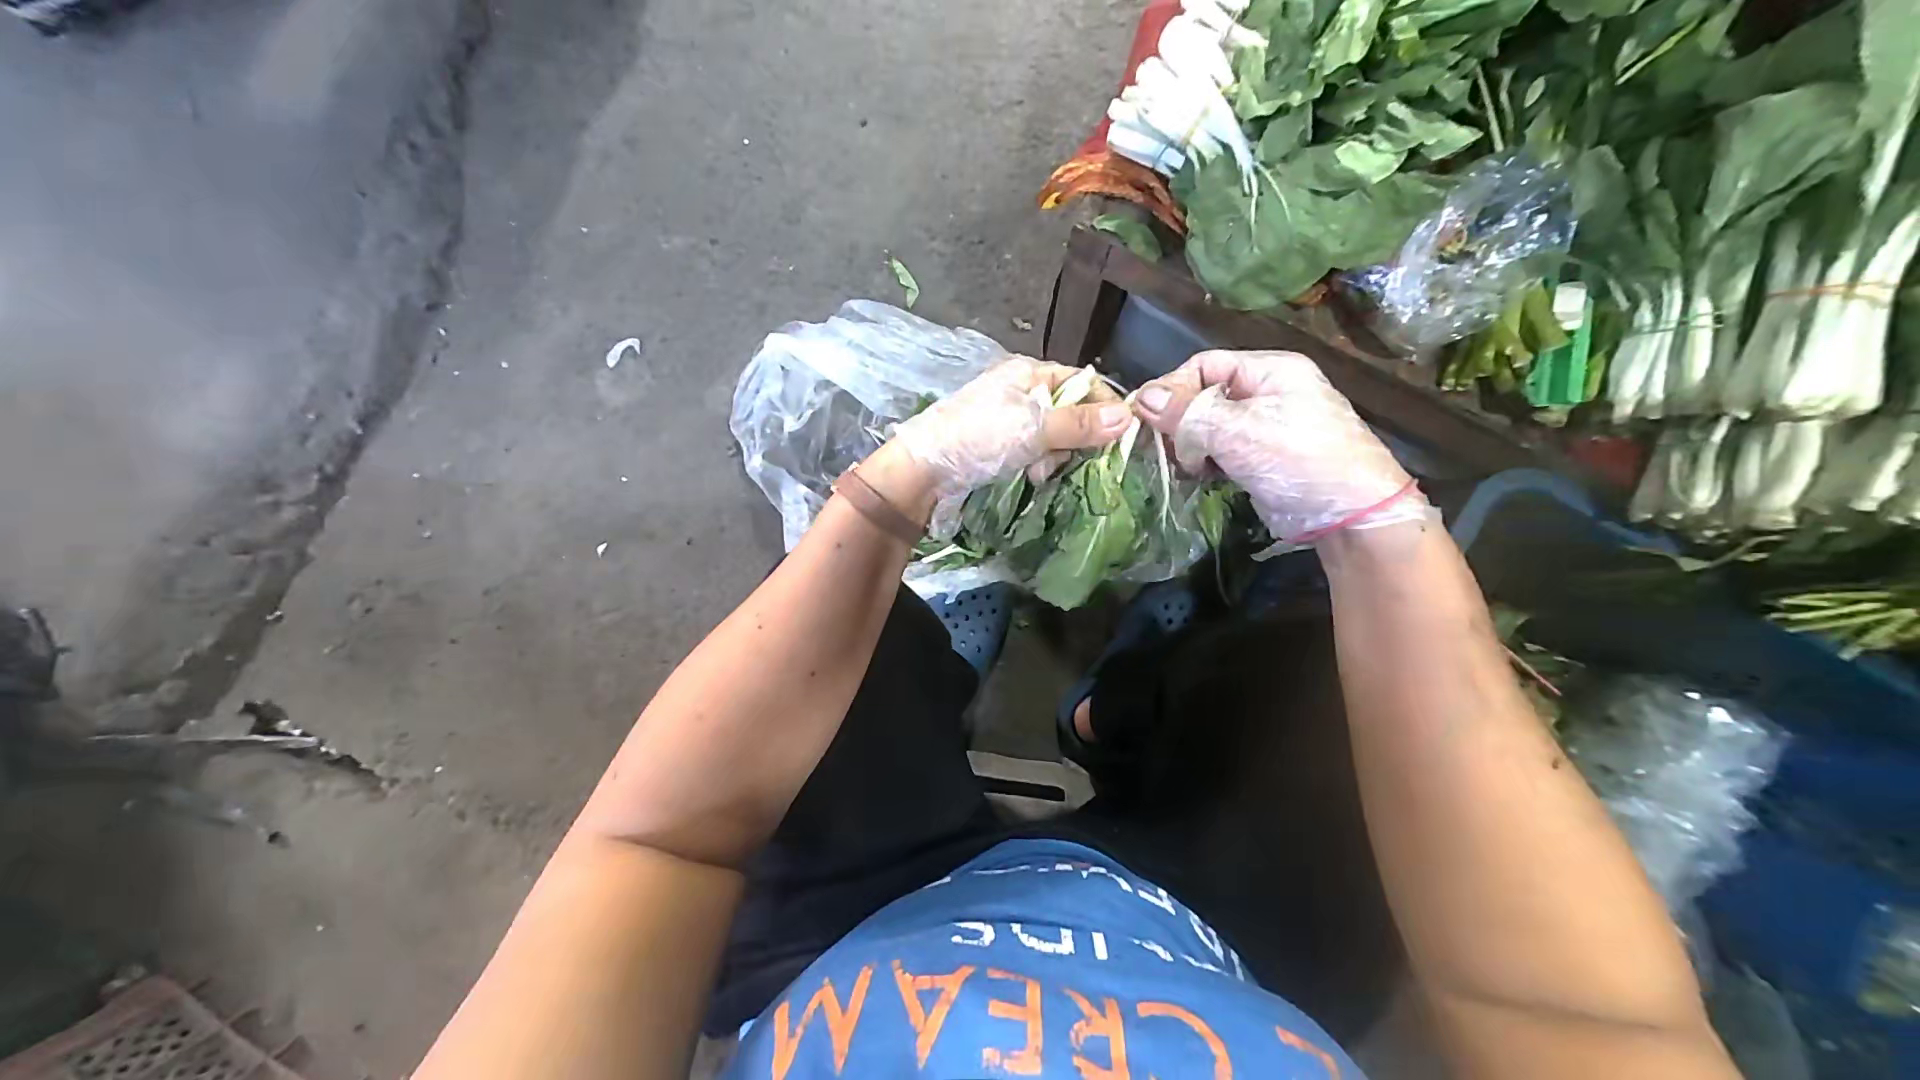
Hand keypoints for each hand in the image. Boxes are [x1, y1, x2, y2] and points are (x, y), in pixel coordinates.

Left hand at [894, 357, 1132, 496]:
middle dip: (1075, 437)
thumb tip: (1129, 417)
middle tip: (1067, 457)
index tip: (1118, 436)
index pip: (1082, 382)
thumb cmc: (978, 438)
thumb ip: (1080, 423)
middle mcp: (1022, 391)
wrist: (924, 471)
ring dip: (1055, 456)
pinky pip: (1035, 451)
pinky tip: (1030, 476)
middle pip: (1072, 410)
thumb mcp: (1033, 428)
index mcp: (1029, 373)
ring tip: (1040, 471)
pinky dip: (1038, 464)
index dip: (1103, 406)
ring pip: (1055, 435)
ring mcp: (1009, 418)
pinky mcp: (1000, 444)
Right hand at [1132, 350, 1431, 542]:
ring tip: (1183, 466)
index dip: (1173, 387)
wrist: (1351, 517)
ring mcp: (1265, 427)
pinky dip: (1204, 462)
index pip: (1205, 364)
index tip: (1147, 418)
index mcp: (1270, 370)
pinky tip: (1197, 476)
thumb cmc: (1298, 460)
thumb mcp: (1238, 432)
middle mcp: (1267, 392)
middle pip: (1204, 395)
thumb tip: (1141, 397)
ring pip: (1209, 426)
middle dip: (1180, 420)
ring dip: (1190, 445)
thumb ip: (1187, 413)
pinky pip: (1220, 451)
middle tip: (1164, 448)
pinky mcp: (1261, 458)